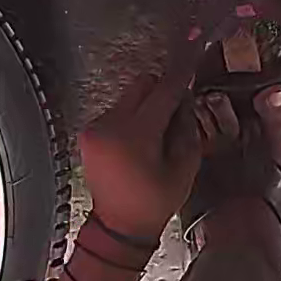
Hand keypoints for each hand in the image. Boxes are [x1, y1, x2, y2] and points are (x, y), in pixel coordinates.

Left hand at [78, 66, 200, 240]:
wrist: (119, 228)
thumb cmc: (153, 203)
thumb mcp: (184, 166)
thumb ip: (186, 126)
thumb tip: (184, 98)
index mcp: (135, 136)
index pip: (163, 91)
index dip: (181, 72)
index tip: (192, 52)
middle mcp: (109, 126)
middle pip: (142, 85)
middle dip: (162, 93)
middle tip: (174, 115)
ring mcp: (95, 129)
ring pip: (129, 97)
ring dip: (146, 107)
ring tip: (154, 139)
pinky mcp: (89, 134)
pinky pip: (116, 112)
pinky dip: (131, 119)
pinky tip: (138, 144)